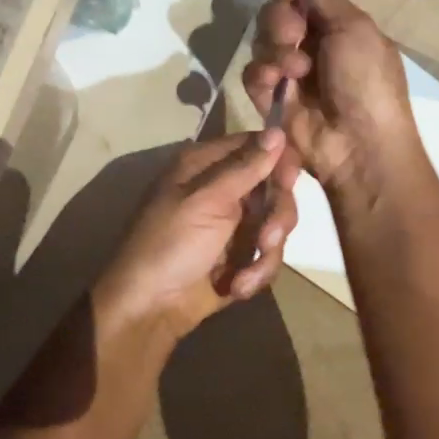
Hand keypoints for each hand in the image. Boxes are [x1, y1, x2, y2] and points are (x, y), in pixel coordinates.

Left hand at [96, 130, 301, 338]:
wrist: (150, 307)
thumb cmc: (170, 245)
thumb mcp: (207, 201)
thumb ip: (246, 167)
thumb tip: (278, 131)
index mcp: (206, 166)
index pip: (258, 146)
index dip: (280, 161)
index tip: (288, 181)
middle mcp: (223, 191)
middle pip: (275, 189)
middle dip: (277, 218)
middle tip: (267, 240)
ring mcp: (233, 226)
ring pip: (276, 226)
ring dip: (266, 254)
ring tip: (244, 277)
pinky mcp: (241, 258)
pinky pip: (268, 256)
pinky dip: (257, 274)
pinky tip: (238, 288)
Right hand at [245, 0, 420, 191]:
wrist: (360, 143)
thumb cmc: (368, 82)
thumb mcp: (356, 28)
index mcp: (335, 26)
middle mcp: (310, 47)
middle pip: (275, 13)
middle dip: (280, 18)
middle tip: (296, 34)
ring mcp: (288, 75)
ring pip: (261, 41)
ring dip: (276, 48)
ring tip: (298, 69)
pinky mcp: (270, 101)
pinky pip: (253, 75)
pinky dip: (263, 74)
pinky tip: (279, 84)